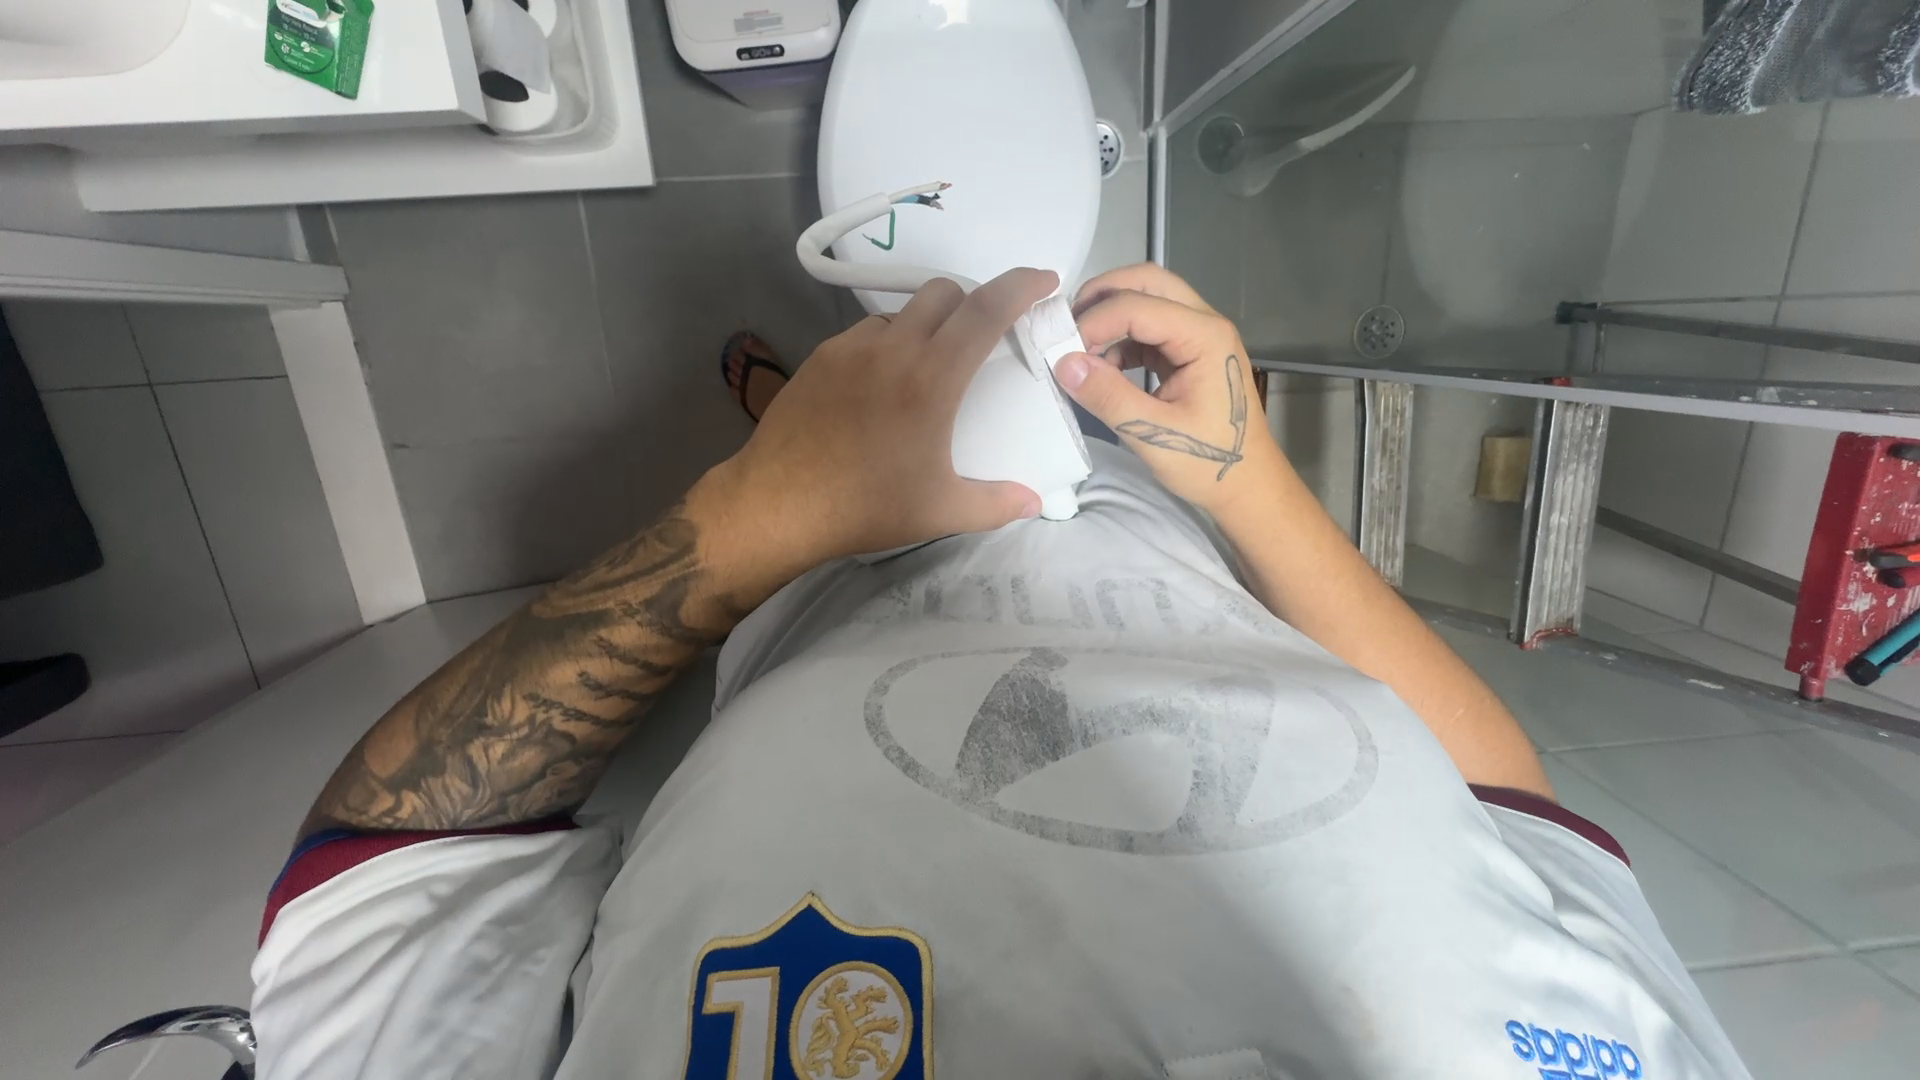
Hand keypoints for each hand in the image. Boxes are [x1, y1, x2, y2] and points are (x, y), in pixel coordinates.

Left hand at [695, 267, 1056, 578]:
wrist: (778, 505)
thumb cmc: (865, 506)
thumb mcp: (940, 511)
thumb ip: (995, 504)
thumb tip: (1033, 503)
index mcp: (932, 378)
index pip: (986, 309)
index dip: (1021, 286)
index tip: (1043, 280)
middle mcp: (892, 349)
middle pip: (943, 292)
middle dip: (972, 302)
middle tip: (980, 339)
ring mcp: (850, 349)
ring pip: (901, 312)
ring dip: (926, 326)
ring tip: (924, 369)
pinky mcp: (819, 359)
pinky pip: (864, 334)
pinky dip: (887, 345)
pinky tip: (879, 386)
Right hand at [1053, 263, 1286, 515]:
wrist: (1247, 486)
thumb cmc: (1208, 463)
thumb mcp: (1153, 434)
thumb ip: (1108, 396)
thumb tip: (1063, 363)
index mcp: (1204, 337)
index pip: (1137, 306)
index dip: (1094, 322)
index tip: (1060, 352)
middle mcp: (1205, 324)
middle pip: (1148, 282)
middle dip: (1102, 296)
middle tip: (1065, 326)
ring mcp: (1199, 337)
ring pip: (1149, 300)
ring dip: (1110, 315)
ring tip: (1078, 348)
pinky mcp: (1188, 354)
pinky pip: (1149, 329)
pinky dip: (1120, 339)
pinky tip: (1101, 367)